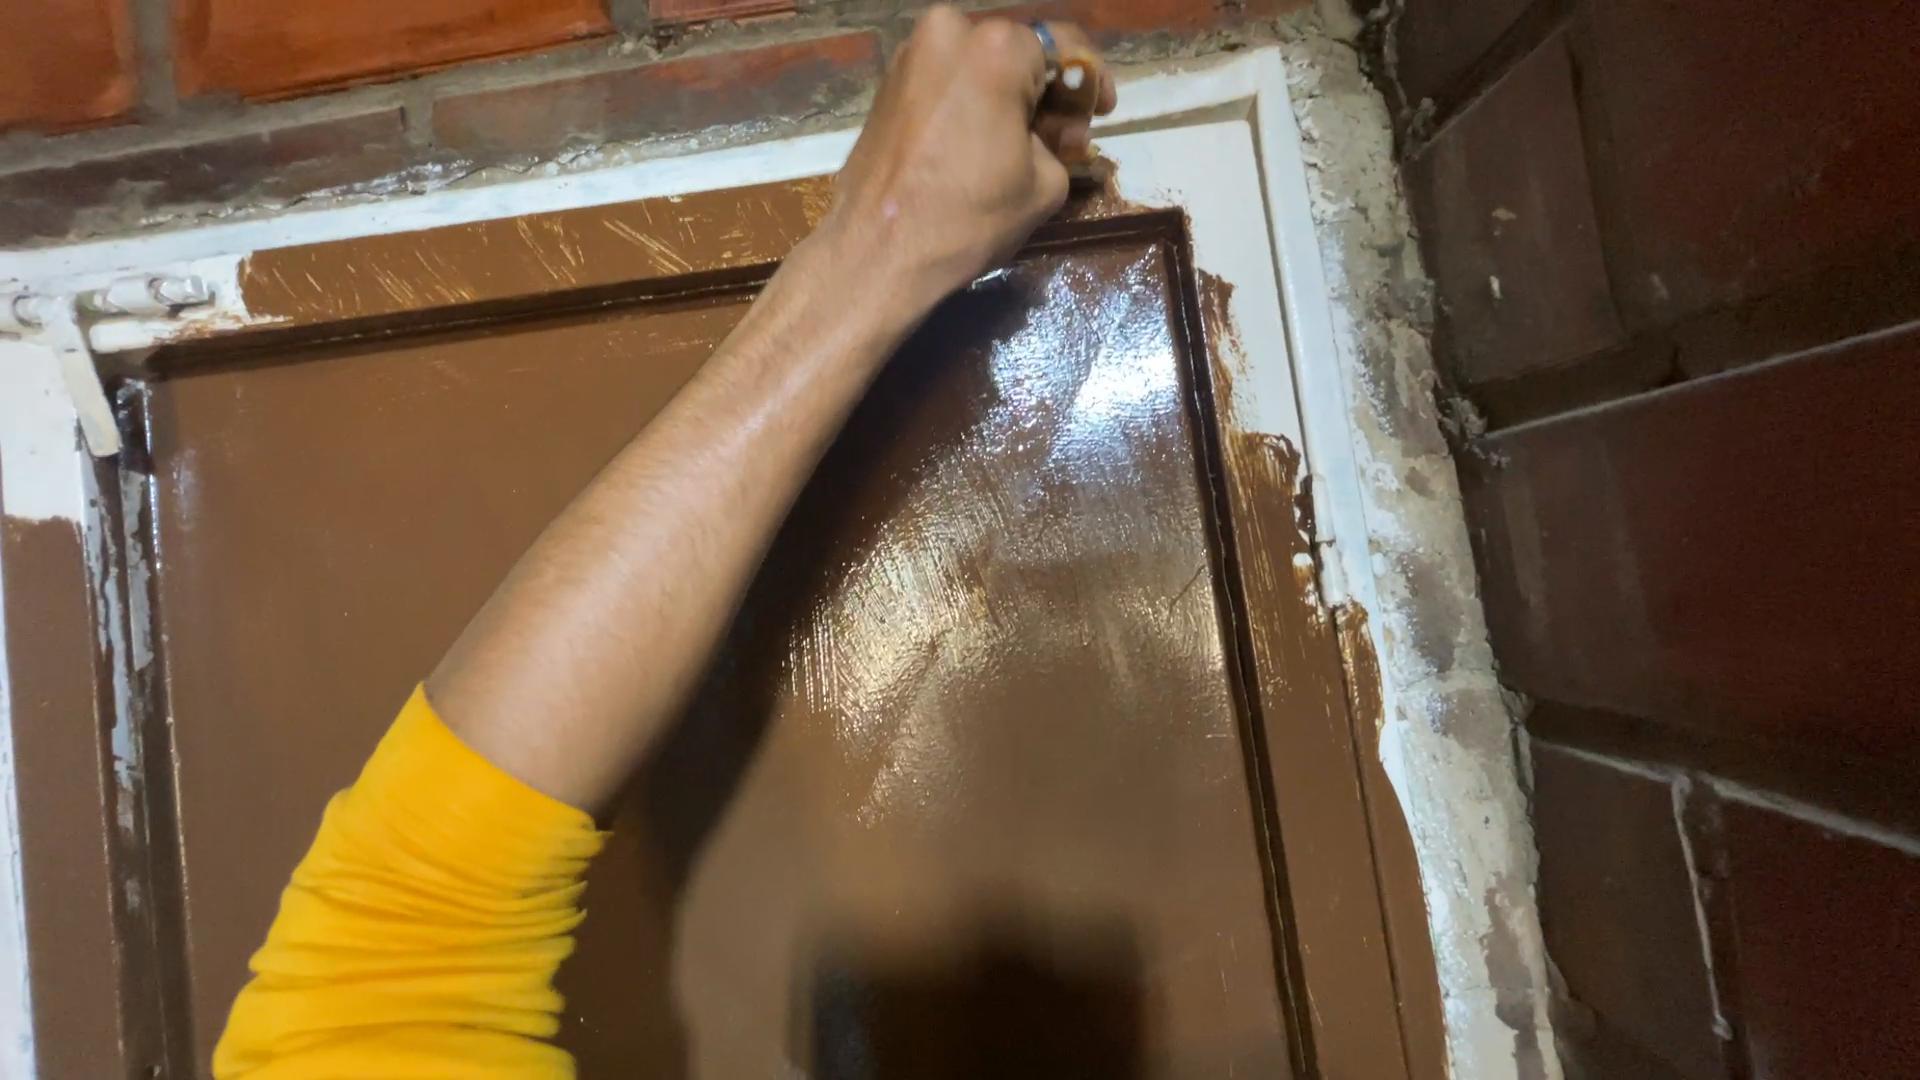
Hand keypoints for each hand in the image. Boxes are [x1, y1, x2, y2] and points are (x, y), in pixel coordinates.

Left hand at [819, 5, 1116, 310]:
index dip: (1091, 82)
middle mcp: (949, 32)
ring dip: (1005, 102)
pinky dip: (969, 109)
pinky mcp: (886, 88)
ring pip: (977, 70)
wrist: (879, 254)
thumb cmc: (967, 221)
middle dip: (1045, 95)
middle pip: (1017, 55)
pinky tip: (979, 148)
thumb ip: (1062, 143)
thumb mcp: (1042, 187)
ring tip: (1020, 150)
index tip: (1102, 110)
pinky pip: (945, 87)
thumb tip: (1057, 135)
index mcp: (997, 47)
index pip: (1064, 49)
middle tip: (1063, 141)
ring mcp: (909, 57)